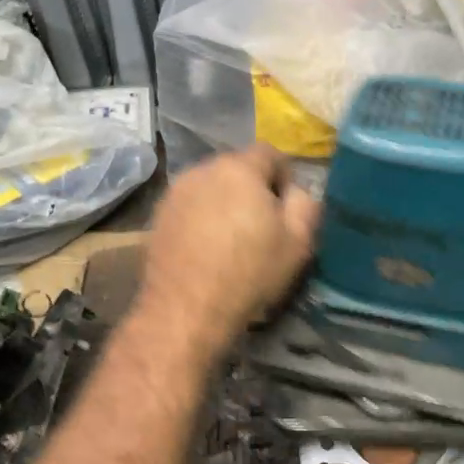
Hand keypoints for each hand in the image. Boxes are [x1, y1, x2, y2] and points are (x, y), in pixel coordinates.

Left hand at [137, 146, 320, 350]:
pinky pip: (189, 207)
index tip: (285, 210)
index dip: (284, 177)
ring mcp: (175, 192)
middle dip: (252, 190)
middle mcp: (202, 170)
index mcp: (239, 168)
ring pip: (211, 188)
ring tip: (231, 241)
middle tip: (261, 227)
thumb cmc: (249, 274)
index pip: (269, 153)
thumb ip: (305, 205)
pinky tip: (206, 250)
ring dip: (224, 204)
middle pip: (237, 169)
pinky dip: (201, 219)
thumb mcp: (297, 243)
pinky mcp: (157, 216)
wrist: (186, 310)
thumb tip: (297, 192)